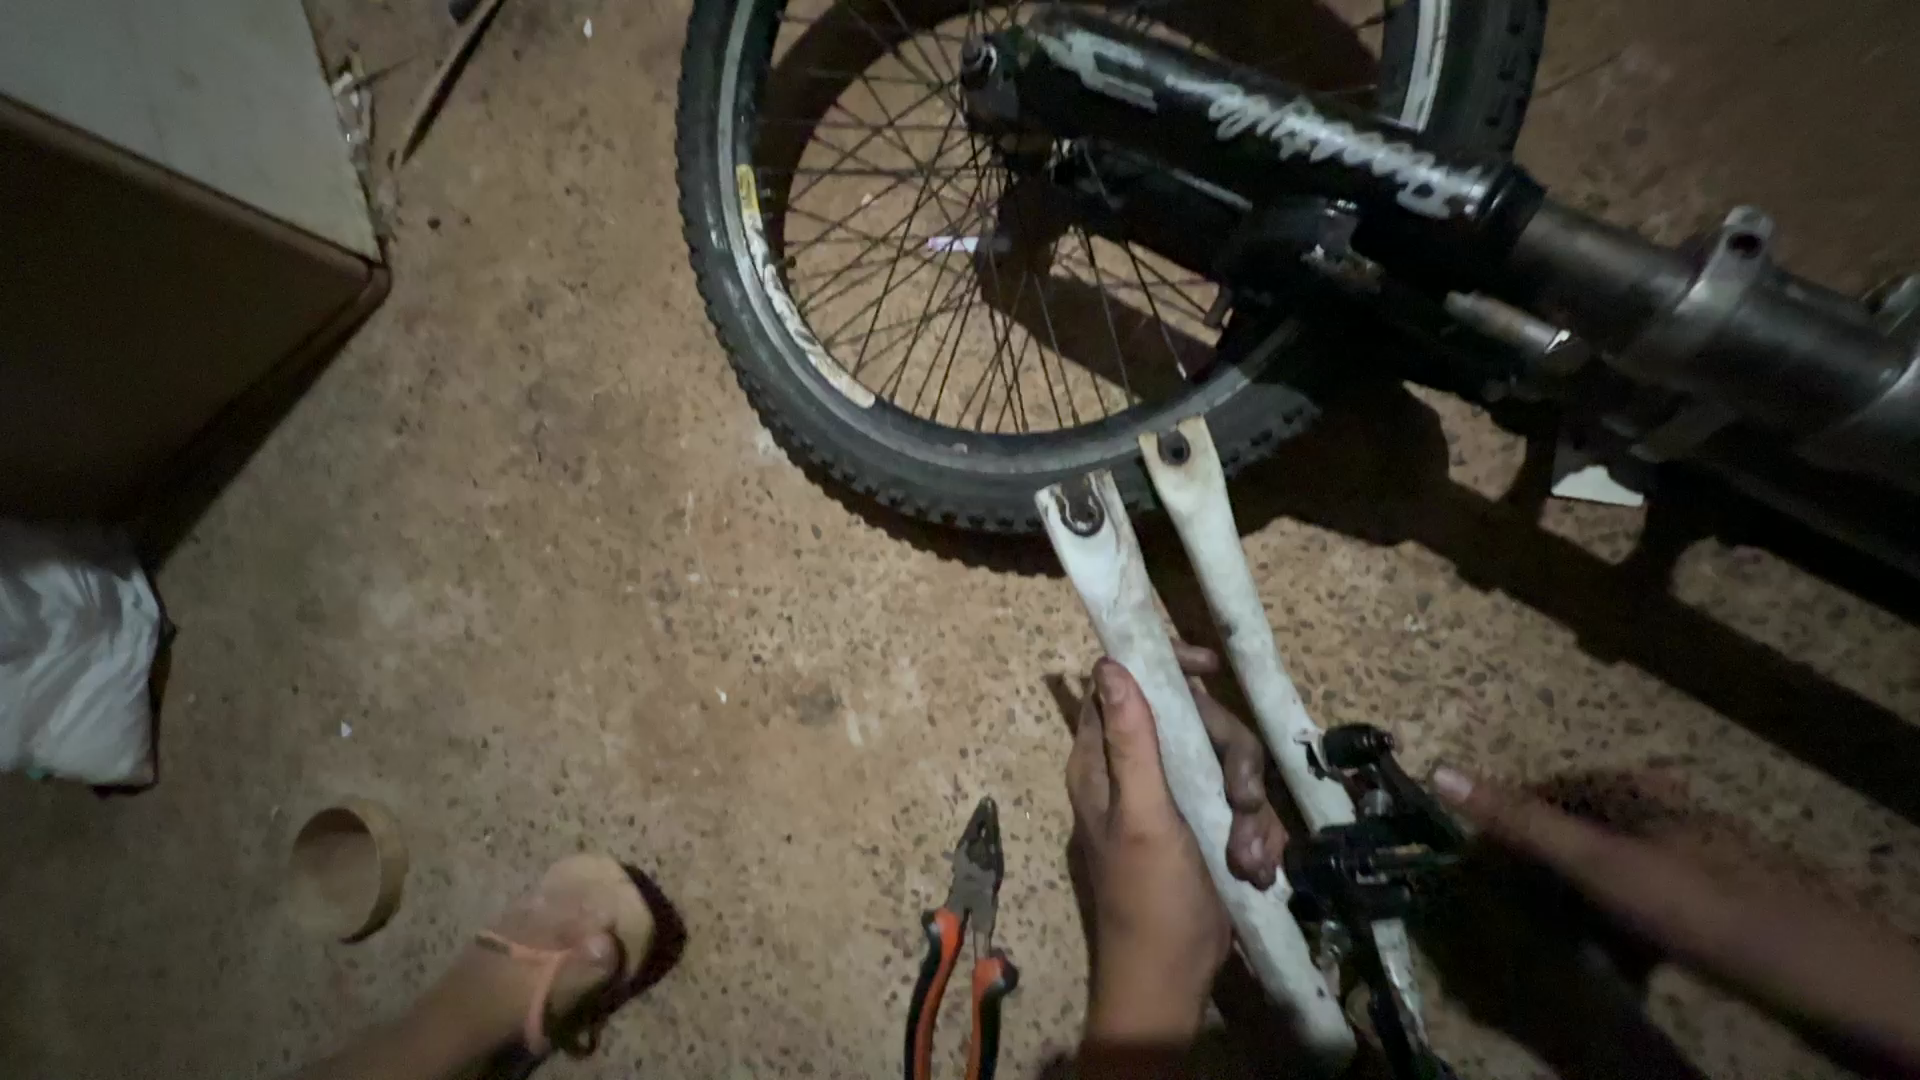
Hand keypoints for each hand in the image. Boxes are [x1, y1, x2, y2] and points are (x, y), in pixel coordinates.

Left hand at [1066, 650, 1286, 1042]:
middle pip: (1192, 718)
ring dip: (1248, 807)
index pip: (1123, 683)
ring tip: (1246, 854)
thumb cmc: (1148, 897)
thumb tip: (1109, 663)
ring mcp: (1173, 792)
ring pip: (1225, 759)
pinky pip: (1241, 800)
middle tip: (1243, 800)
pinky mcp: (1204, 820)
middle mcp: (1135, 766)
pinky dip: (1255, 831)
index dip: (1163, 666)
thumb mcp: (1141, 814)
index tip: (1208, 669)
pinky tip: (1254, 865)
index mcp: (1104, 757)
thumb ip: (1130, 740)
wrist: (1174, 975)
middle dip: (1229, 757)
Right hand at [1431, 766, 1919, 1076]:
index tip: (1483, 868)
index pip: (1540, 792)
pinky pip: (1646, 899)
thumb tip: (1437, 769)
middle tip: (1523, 910)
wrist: (1846, 986)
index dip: (1505, 826)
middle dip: (1544, 869)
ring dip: (1581, 902)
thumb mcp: (1601, 865)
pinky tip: (1625, 957)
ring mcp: (1696, 853)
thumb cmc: (1707, 910)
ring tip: (1568, 942)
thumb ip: (1520, 819)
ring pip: (1609, 867)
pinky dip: (1623, 923)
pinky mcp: (1722, 896)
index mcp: (1633, 790)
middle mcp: (1662, 809)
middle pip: (1574, 830)